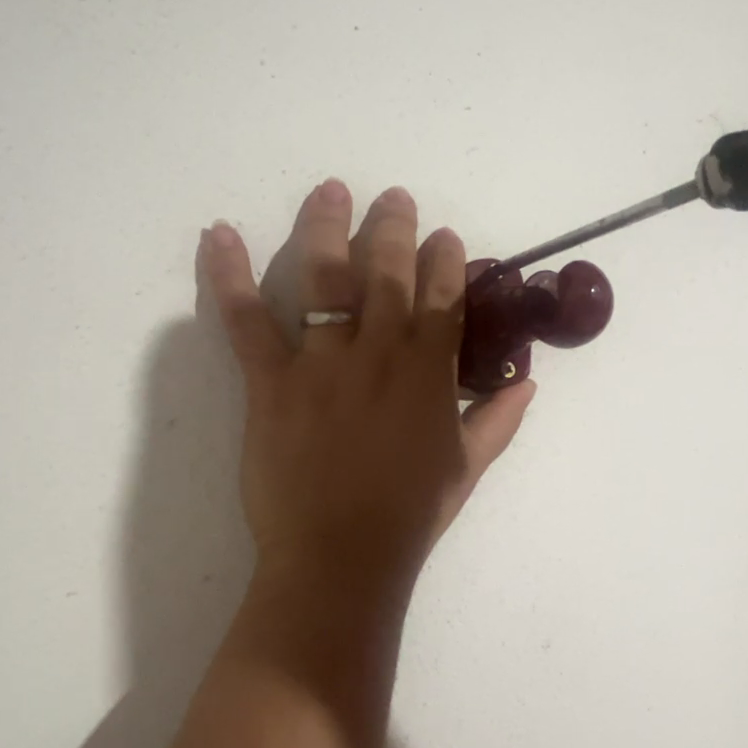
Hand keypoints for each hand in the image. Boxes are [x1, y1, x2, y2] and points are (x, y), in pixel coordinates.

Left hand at [201, 181, 535, 593]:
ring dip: (327, 227)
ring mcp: (322, 364)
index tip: (446, 235)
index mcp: (429, 374)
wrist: (342, 557)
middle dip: (393, 227)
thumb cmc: (409, 517)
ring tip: (330, 190)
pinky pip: (245, 321)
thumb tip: (527, 383)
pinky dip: (228, 275)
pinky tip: (220, 234)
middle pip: (388, 273)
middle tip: (393, 197)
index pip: (443, 299)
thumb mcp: (466, 469)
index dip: (447, 262)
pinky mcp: (271, 383)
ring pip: (325, 279)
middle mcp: (379, 354)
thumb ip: (497, 420)